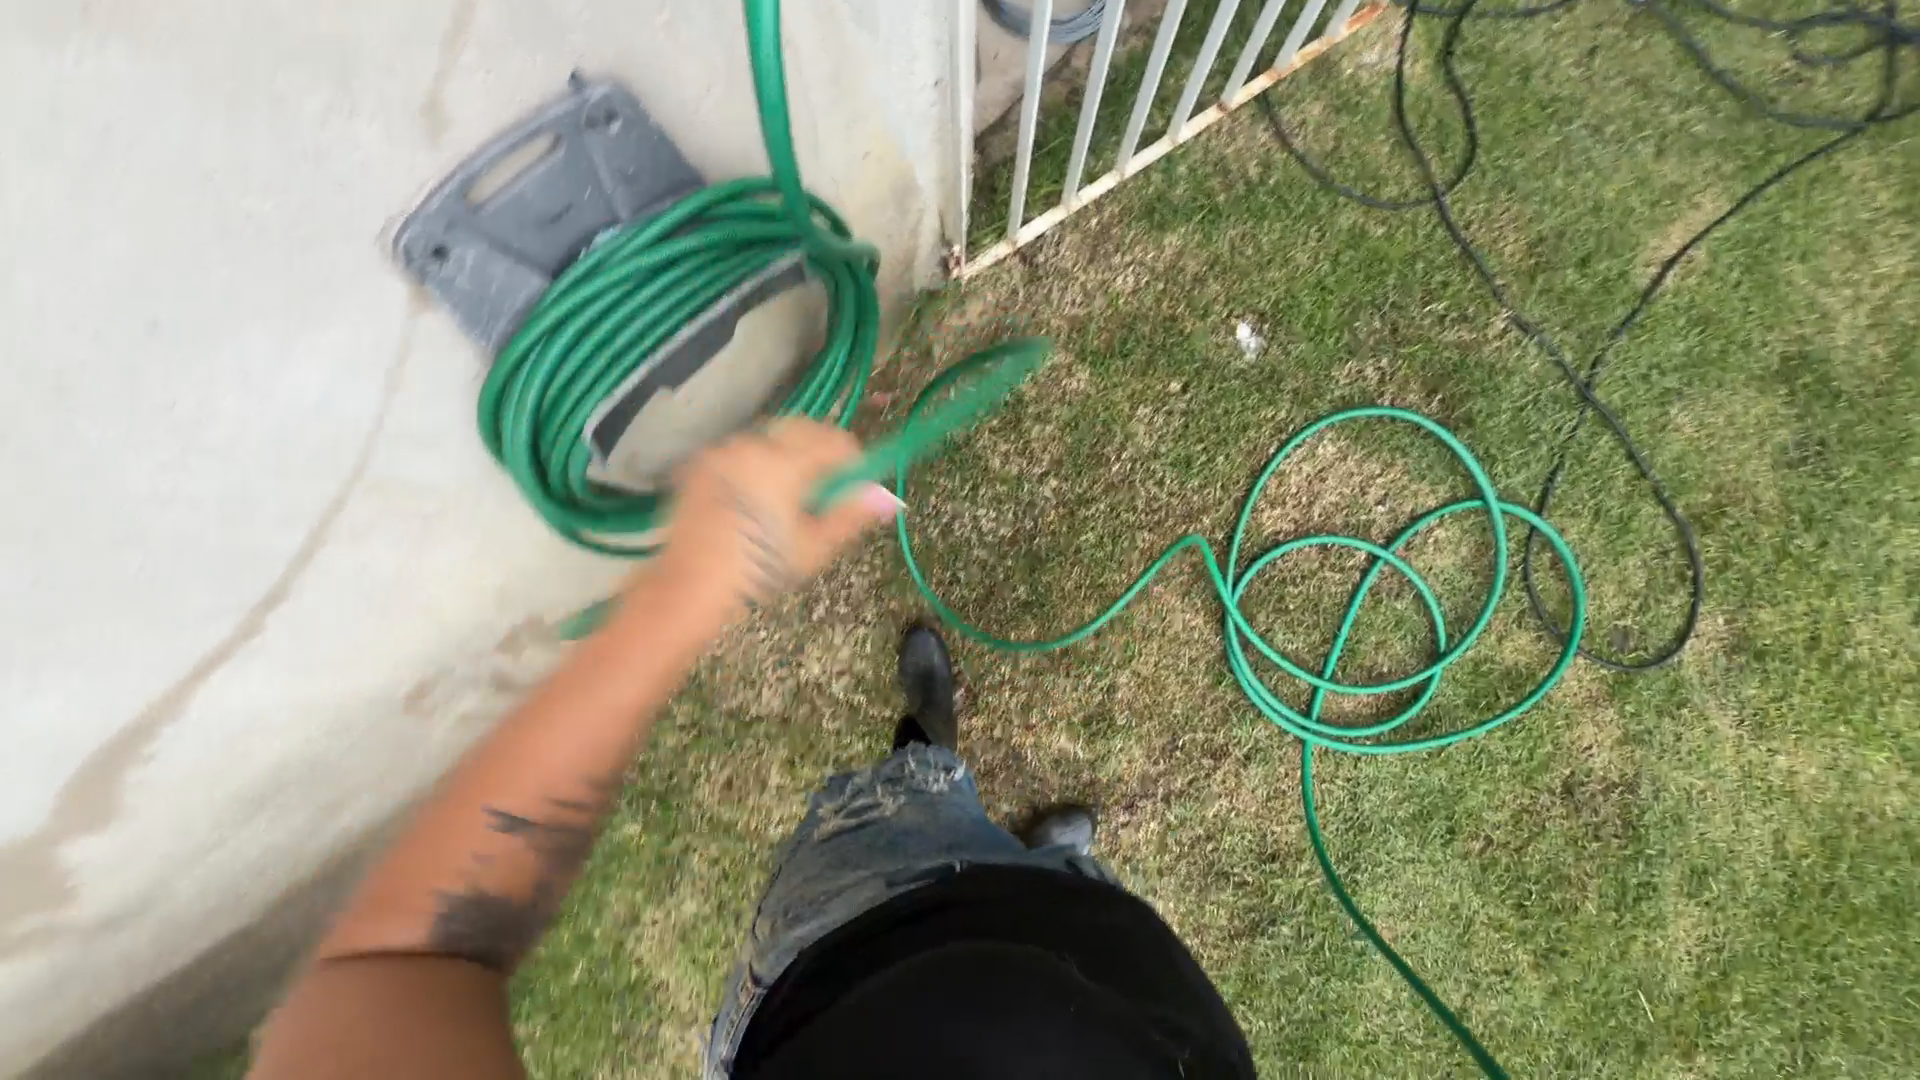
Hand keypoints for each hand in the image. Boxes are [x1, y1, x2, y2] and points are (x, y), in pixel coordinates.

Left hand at [642, 418, 902, 623]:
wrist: (689, 586)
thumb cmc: (757, 571)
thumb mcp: (812, 548)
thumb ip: (851, 515)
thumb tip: (890, 499)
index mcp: (784, 463)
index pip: (835, 441)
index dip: (852, 462)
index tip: (853, 486)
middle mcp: (752, 446)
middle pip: (802, 429)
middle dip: (819, 451)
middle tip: (823, 490)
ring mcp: (722, 452)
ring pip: (770, 437)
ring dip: (787, 454)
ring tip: (787, 496)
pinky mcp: (700, 464)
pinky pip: (740, 451)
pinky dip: (756, 462)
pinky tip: (755, 498)